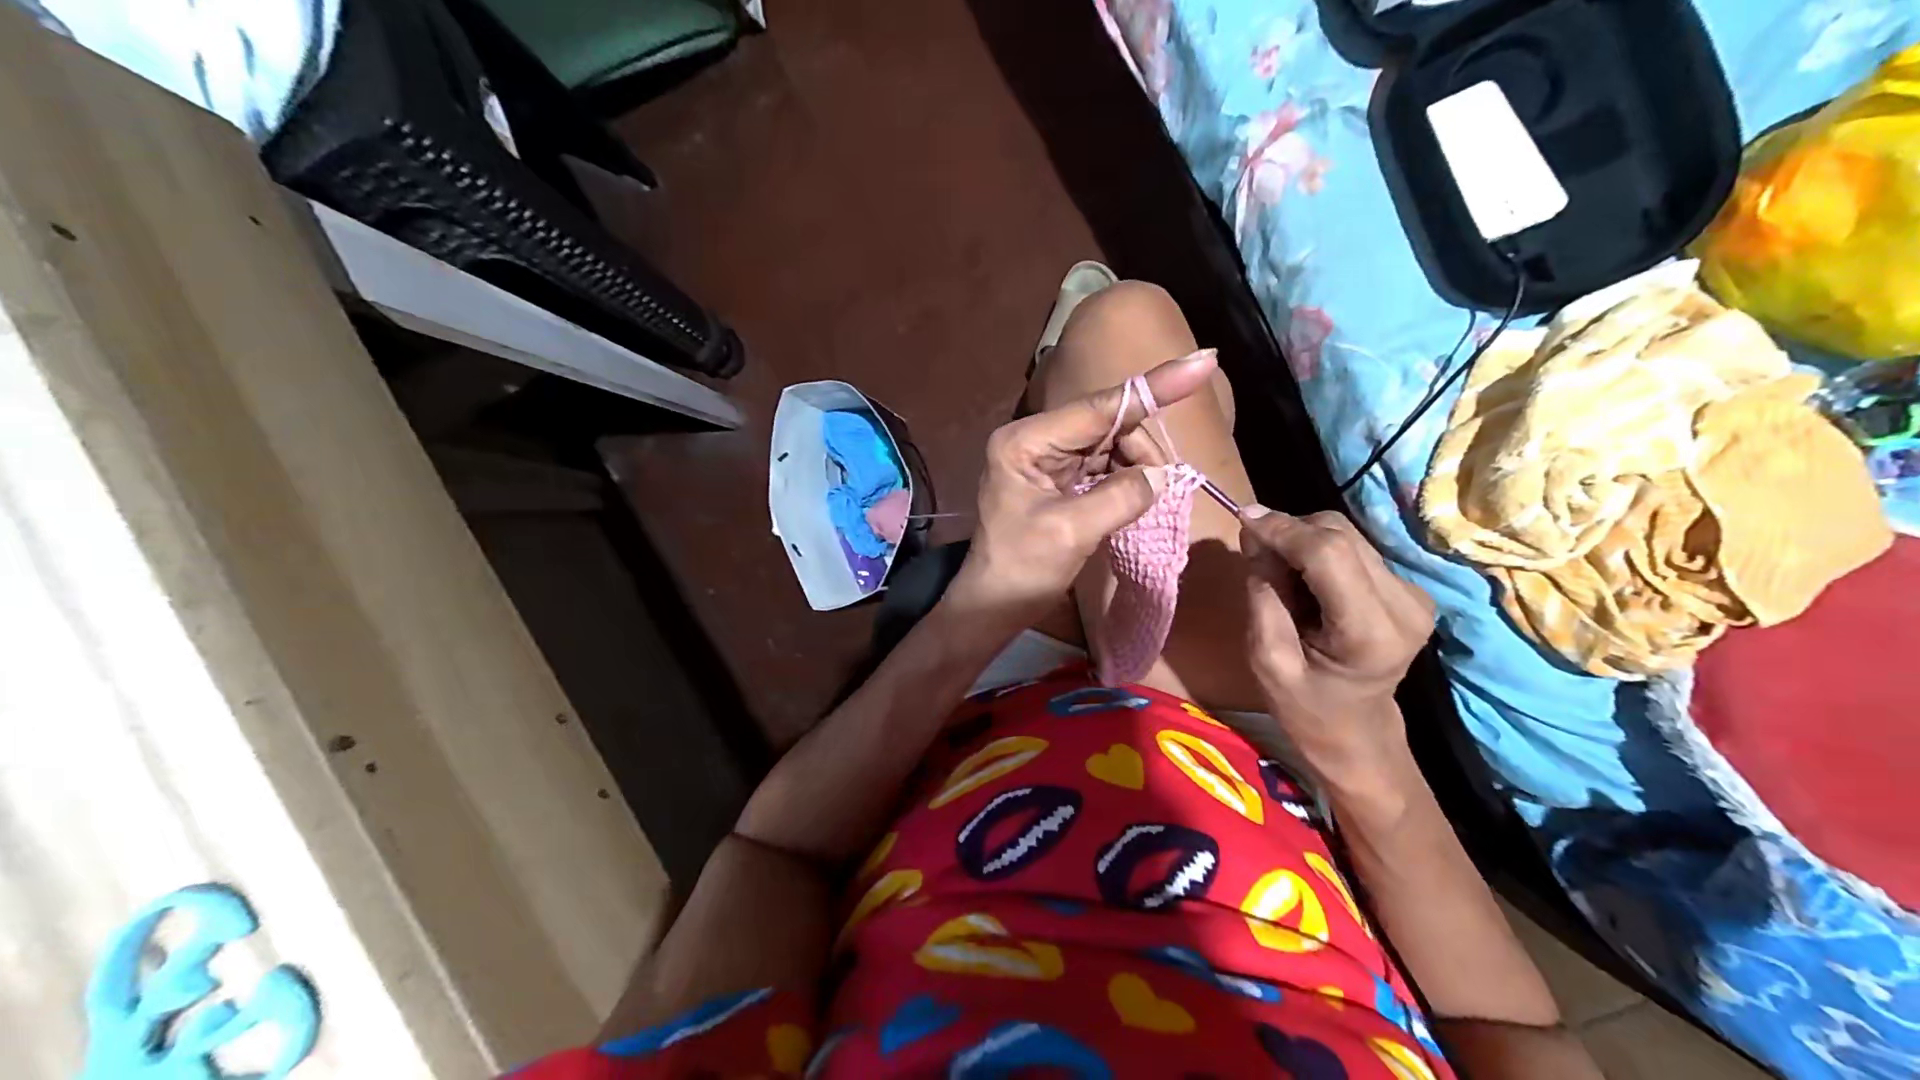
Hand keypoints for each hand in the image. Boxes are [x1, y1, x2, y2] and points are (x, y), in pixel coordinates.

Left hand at [950, 351, 1218, 620]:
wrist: (995, 604)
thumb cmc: (1022, 570)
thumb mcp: (1071, 532)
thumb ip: (1120, 496)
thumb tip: (1159, 475)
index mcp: (1026, 442)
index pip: (1098, 407)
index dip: (1153, 388)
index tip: (1203, 363)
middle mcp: (1036, 440)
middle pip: (1108, 423)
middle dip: (1142, 449)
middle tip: (1164, 486)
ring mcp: (1048, 458)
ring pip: (1112, 443)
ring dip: (1137, 466)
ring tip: (1148, 499)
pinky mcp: (1060, 478)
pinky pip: (1105, 465)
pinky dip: (1127, 479)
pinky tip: (1137, 496)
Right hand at [1239, 508, 1435, 795]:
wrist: (1356, 731)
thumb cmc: (1305, 707)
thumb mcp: (1267, 660)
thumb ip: (1263, 596)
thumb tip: (1256, 535)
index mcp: (1371, 631)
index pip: (1329, 554)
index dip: (1282, 529)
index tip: (1241, 518)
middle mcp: (1405, 604)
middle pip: (1339, 535)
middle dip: (1288, 532)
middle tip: (1254, 554)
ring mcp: (1412, 592)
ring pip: (1345, 534)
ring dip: (1301, 540)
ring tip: (1278, 573)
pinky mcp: (1407, 586)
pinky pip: (1352, 547)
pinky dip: (1316, 550)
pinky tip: (1302, 580)